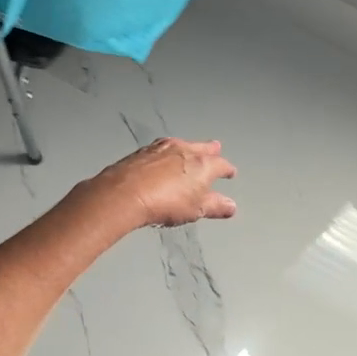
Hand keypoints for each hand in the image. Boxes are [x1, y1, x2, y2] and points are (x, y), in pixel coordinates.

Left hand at [81, 138, 237, 229]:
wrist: (125, 194)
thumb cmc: (164, 202)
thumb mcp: (195, 210)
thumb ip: (215, 206)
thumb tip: (230, 206)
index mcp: (202, 164)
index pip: (221, 165)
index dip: (227, 170)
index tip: (230, 172)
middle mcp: (183, 150)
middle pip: (202, 148)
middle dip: (210, 150)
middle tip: (215, 149)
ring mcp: (161, 149)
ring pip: (180, 145)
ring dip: (187, 149)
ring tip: (190, 152)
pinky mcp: (141, 152)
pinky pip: (159, 150)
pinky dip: (165, 154)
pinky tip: (162, 160)